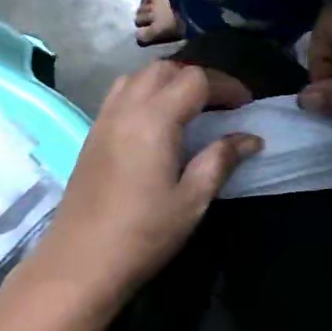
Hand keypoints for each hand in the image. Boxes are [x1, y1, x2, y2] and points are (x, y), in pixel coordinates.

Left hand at [33, 62, 260, 294]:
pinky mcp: (91, 136)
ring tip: (189, 109)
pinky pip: (119, 96)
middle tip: (220, 104)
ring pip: (137, 77)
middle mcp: (125, 108)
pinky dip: (143, 93)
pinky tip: (156, 124)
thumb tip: (250, 138)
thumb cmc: (143, 233)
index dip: (226, 85)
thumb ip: (220, 160)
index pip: (195, 79)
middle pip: (164, 70)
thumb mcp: (192, 200)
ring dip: (167, 81)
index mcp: (154, 119)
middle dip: (197, 78)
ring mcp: (103, 120)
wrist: (81, 261)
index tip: (245, 105)